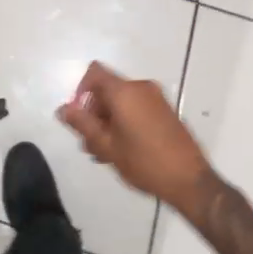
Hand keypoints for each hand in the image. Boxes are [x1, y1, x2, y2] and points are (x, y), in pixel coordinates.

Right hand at [56, 62, 211, 216]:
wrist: (190, 181)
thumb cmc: (145, 162)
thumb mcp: (107, 146)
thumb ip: (82, 124)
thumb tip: (62, 109)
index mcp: (125, 91)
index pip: (94, 73)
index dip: (80, 91)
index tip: (79, 118)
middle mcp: (140, 87)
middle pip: (107, 89)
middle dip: (94, 112)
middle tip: (89, 144)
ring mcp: (156, 98)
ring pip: (121, 101)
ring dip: (108, 121)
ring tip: (104, 153)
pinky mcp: (165, 110)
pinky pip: (136, 107)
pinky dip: (124, 121)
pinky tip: (122, 150)